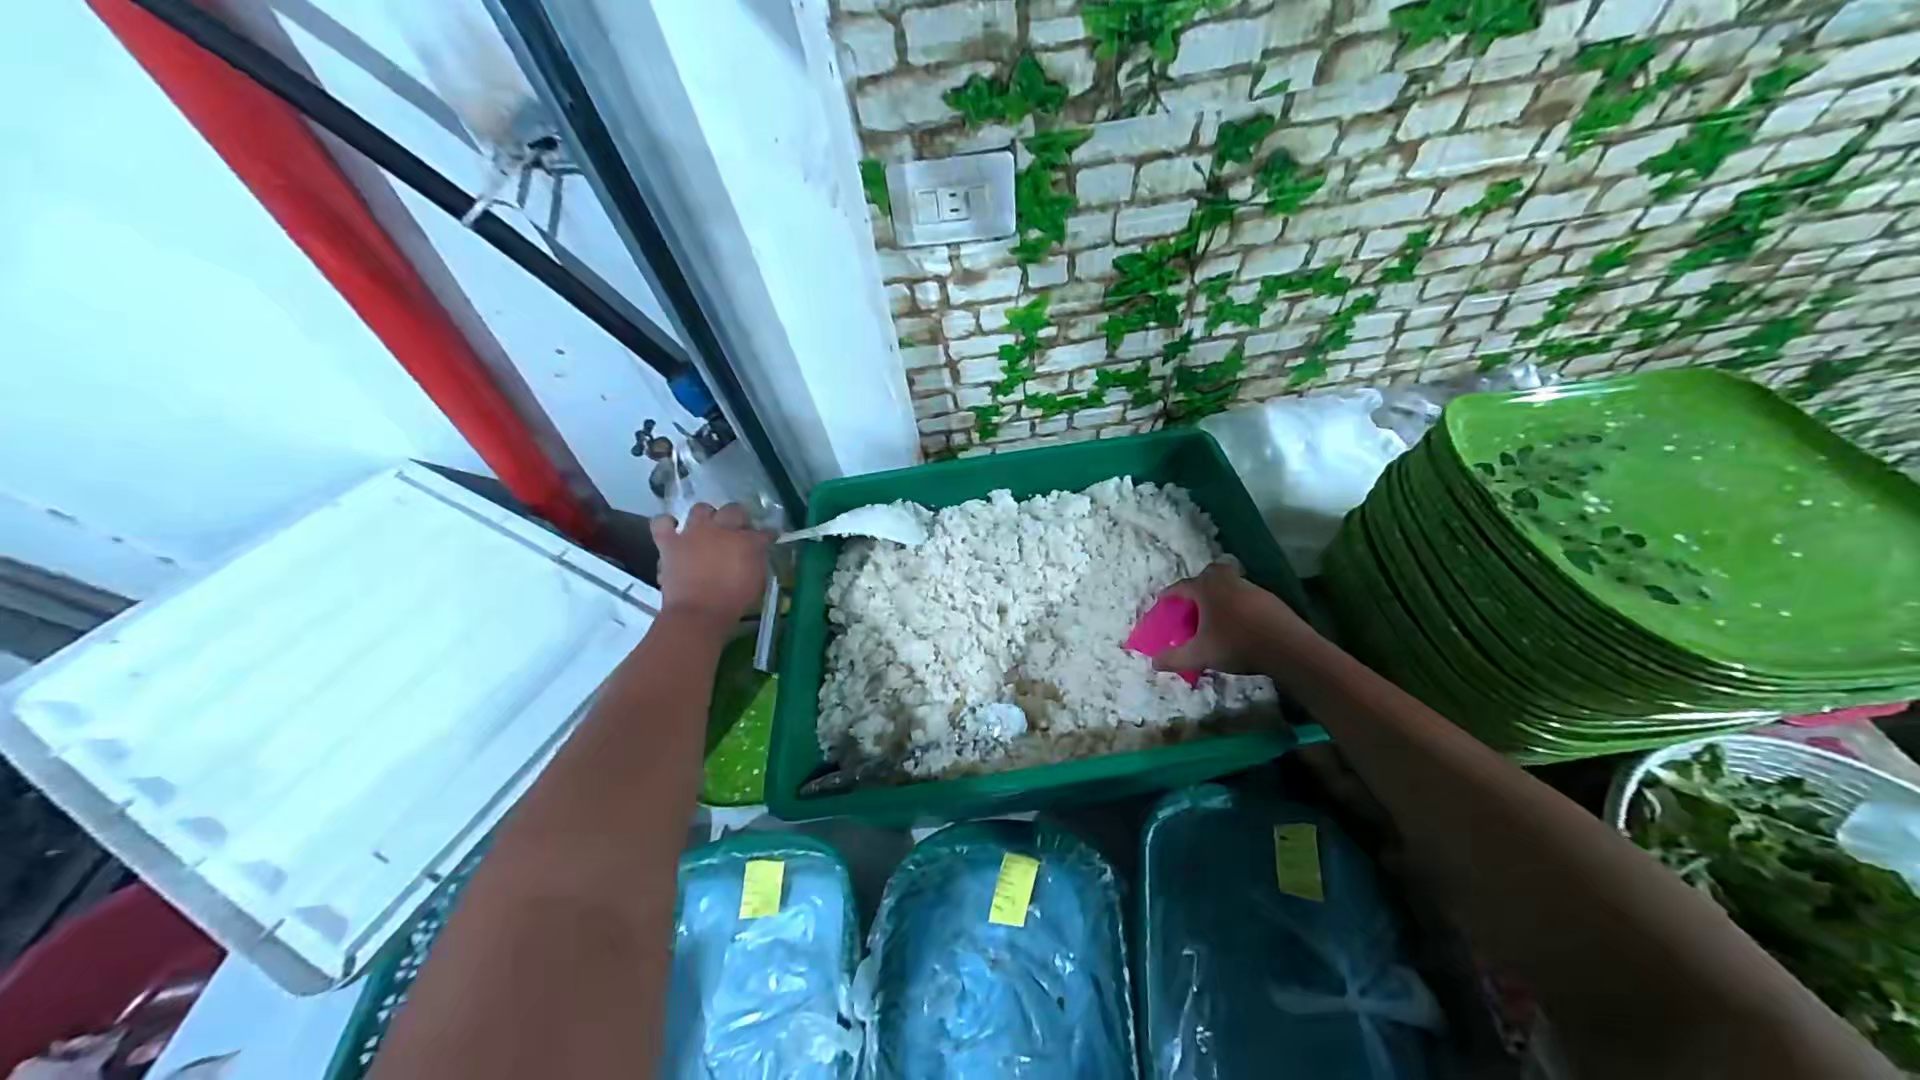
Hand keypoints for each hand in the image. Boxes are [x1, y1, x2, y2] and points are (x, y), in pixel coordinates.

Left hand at [650, 503, 772, 625]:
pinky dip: (666, 523)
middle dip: (739, 517)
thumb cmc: (733, 602)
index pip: (764, 532)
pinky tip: (672, 528)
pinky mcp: (670, 543)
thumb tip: (755, 552)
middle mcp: (722, 530)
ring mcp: (694, 533)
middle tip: (738, 530)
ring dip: (706, 515)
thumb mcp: (757, 581)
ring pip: (701, 509)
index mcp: (748, 541)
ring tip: (706, 526)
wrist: (699, 612)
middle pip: (734, 510)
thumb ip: (757, 560)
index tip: (769, 538)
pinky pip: (662, 523)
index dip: (767, 535)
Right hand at [1152, 562, 1313, 675]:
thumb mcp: (1200, 655)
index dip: (1169, 595)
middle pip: (1210, 573)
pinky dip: (1239, 605)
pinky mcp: (1270, 600)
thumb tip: (1153, 662)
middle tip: (1195, 603)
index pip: (1181, 586)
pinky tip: (1240, 624)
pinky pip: (1247, 596)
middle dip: (1200, 584)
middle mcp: (1228, 581)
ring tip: (1216, 617)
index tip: (1163, 603)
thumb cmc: (1236, 645)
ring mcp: (1252, 588)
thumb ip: (1174, 658)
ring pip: (1231, 584)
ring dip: (1221, 595)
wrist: (1288, 648)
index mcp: (1207, 589)